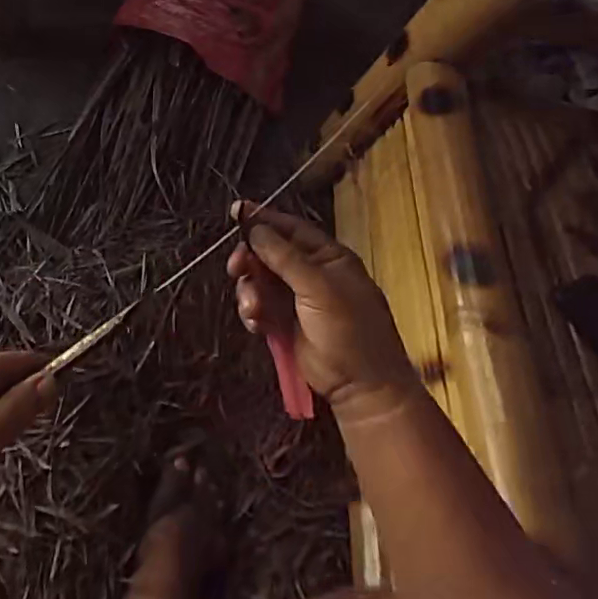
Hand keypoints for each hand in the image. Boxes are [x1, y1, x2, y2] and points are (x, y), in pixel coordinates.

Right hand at [226, 202, 420, 427]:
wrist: (361, 386)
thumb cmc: (348, 328)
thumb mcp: (318, 286)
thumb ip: (283, 256)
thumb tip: (254, 226)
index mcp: (327, 256)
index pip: (290, 228)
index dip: (264, 219)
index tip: (236, 211)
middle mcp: (310, 272)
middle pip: (268, 253)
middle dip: (250, 258)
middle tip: (236, 266)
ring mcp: (296, 298)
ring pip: (259, 280)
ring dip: (250, 290)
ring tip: (253, 307)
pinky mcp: (283, 323)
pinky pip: (258, 306)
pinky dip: (253, 311)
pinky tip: (256, 323)